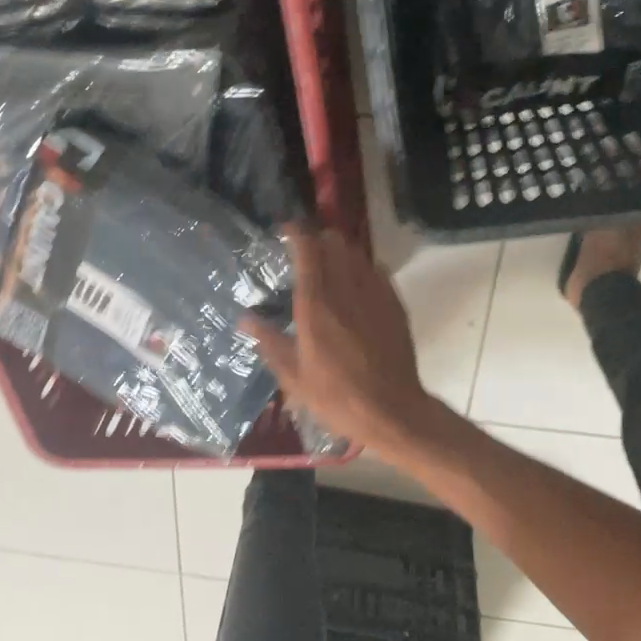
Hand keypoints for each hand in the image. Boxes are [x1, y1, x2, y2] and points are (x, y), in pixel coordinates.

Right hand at [242, 226, 435, 448]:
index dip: (296, 233)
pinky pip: (377, 271)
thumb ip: (270, 342)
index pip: (308, 250)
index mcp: (316, 305)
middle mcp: (346, 291)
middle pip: (334, 243)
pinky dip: (363, 268)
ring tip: (330, 263)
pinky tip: (356, 283)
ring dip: (341, 251)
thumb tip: (245, 318)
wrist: (392, 410)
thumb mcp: (294, 377)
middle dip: (319, 238)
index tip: (286, 230)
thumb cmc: (337, 398)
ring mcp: (375, 295)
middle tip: (306, 248)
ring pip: (357, 253)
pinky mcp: (395, 304)